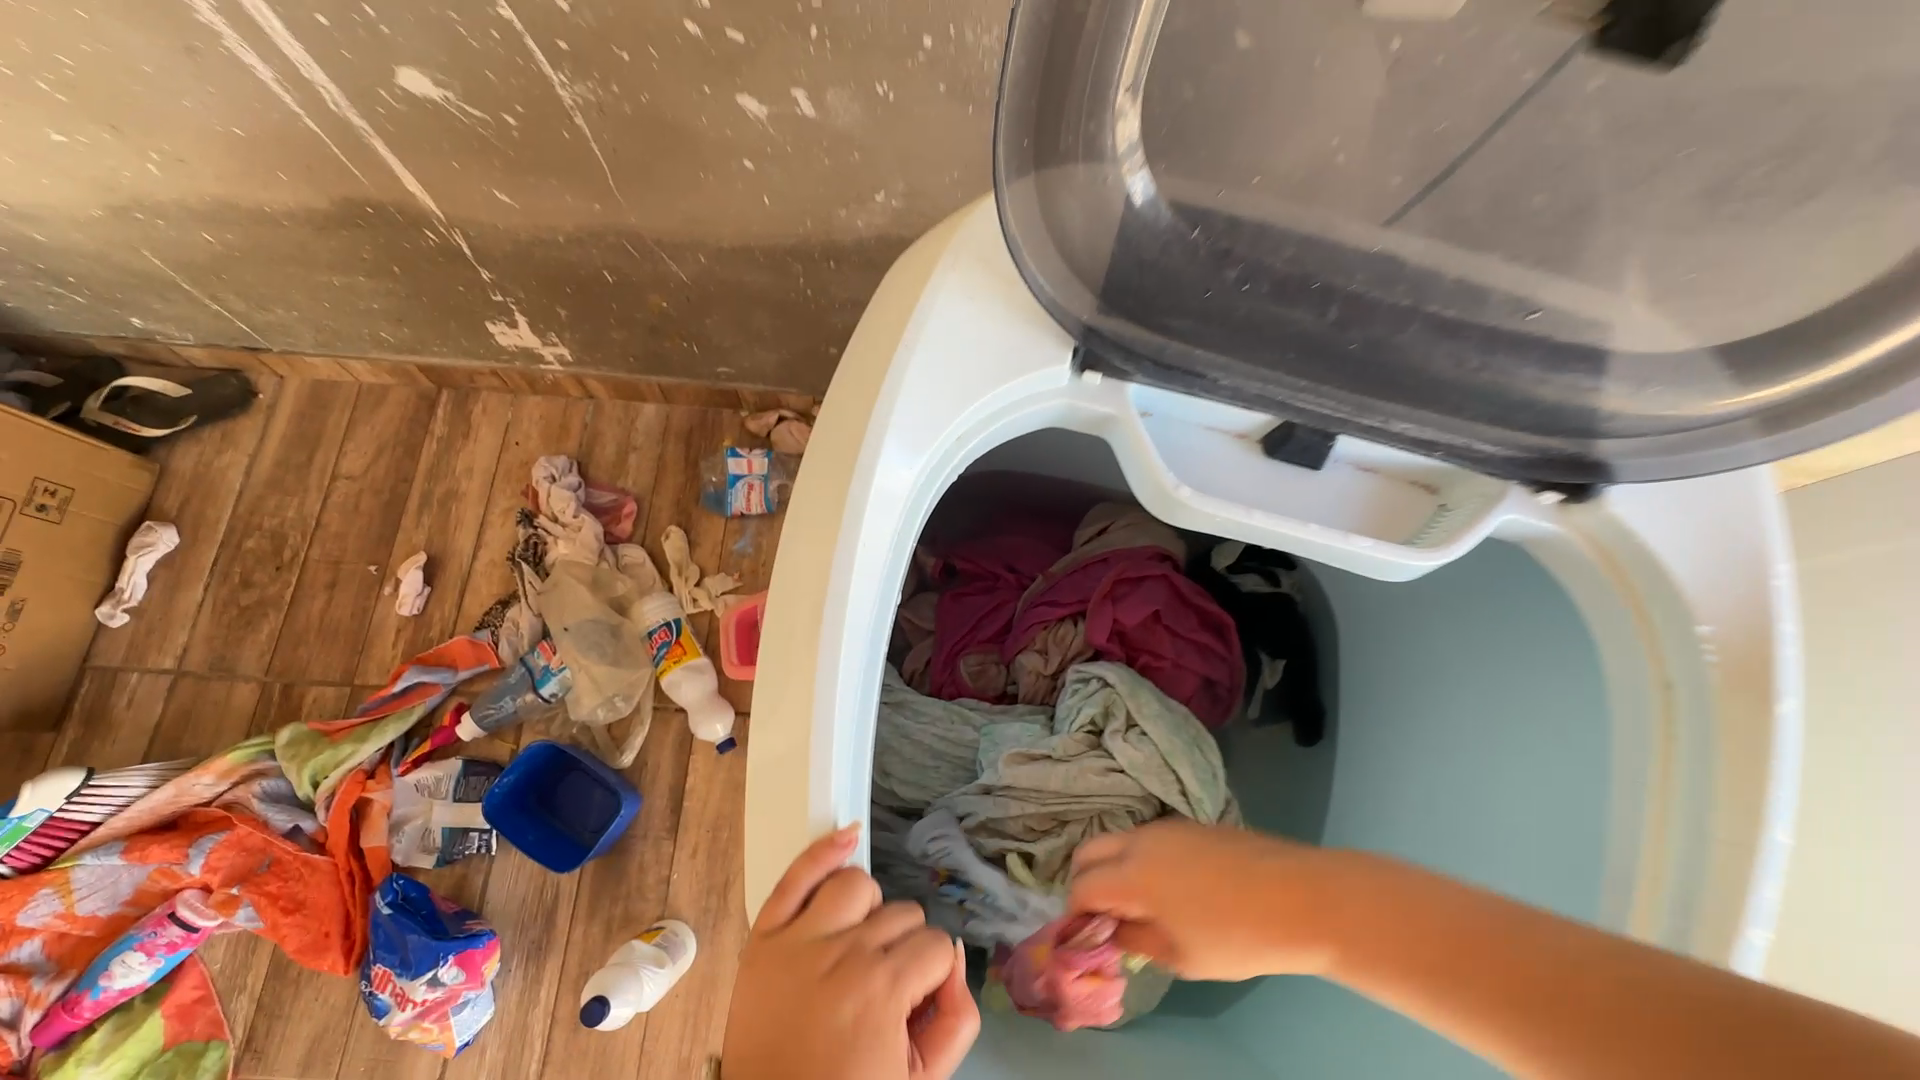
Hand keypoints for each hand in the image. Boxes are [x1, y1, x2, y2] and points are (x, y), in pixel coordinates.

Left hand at [722, 824, 979, 1079]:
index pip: (935, 944)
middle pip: (902, 913)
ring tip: (859, 945)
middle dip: (903, 946)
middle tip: (885, 986)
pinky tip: (848, 838)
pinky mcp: (764, 937)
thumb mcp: (921, 1079)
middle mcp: (844, 951)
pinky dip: (823, 850)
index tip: (912, 1002)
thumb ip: (957, 1017)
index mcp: (884, 987)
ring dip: (868, 911)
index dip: (929, 975)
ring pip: (859, 884)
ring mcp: (799, 939)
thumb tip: (952, 956)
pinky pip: (796, 876)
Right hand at [1067, 820, 1340, 980]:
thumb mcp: (1181, 957)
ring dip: (1114, 869)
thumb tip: (1112, 931)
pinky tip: (1173, 892)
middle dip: (1086, 882)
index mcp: (1132, 873)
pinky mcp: (1195, 826)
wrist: (1305, 899)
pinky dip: (1142, 861)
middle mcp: (1142, 840)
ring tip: (1140, 907)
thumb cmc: (1238, 937)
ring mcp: (1170, 828)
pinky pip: (1150, 841)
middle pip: (1090, 852)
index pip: (1081, 886)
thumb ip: (1136, 941)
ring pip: (1121, 842)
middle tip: (1103, 917)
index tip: (1087, 937)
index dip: (1076, 914)